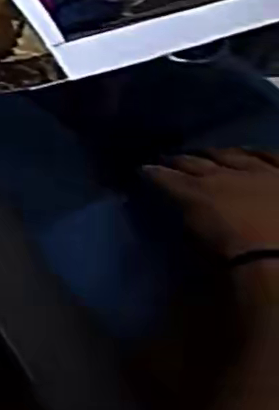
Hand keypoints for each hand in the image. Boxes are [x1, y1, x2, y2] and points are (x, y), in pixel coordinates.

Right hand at [145, 149, 278, 259]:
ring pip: (232, 155)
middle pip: (193, 161)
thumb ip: (187, 217)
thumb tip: (181, 209)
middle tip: (173, 159)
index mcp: (192, 190)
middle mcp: (221, 176)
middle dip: (180, 159)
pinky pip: (274, 157)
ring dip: (218, 153)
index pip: (159, 174)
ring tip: (212, 153)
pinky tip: (252, 152)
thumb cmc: (243, 257)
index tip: (143, 171)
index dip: (149, 172)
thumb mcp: (201, 240)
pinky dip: (260, 153)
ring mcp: (261, 175)